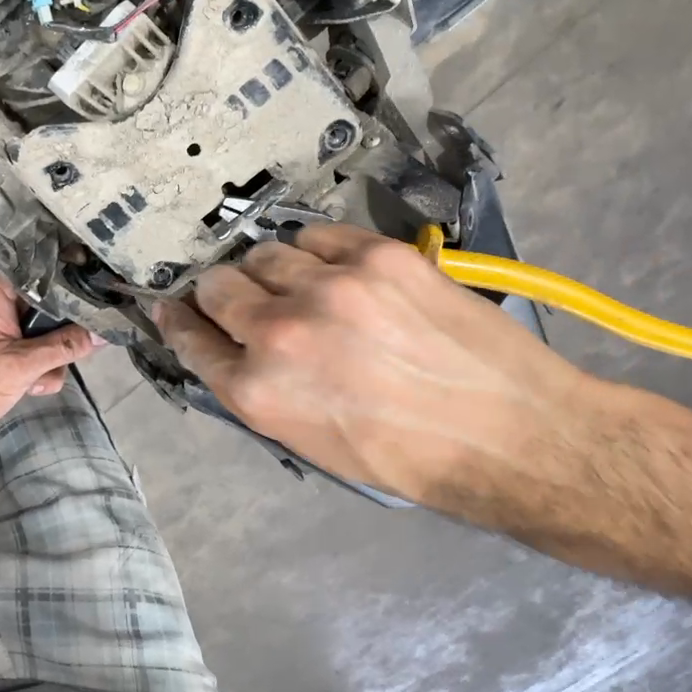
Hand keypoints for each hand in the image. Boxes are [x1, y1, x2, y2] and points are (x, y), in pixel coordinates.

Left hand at [0, 275, 101, 439]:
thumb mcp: (20, 365)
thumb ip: (63, 347)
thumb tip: (102, 333)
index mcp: (1, 291)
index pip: (42, 268)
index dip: (71, 275)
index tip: (100, 284)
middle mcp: (10, 303)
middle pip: (57, 304)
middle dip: (64, 336)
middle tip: (60, 355)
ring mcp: (15, 328)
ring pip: (56, 335)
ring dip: (52, 363)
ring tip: (31, 380)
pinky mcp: (18, 349)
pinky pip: (47, 354)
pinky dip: (42, 373)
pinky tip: (29, 387)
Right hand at [153, 225, 592, 504]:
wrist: (518, 437)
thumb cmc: (406, 457)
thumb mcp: (305, 440)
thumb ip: (250, 386)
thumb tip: (220, 342)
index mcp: (258, 391)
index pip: (188, 337)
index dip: (178, 320)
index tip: (173, 307)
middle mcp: (279, 333)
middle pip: (216, 284)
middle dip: (228, 296)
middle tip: (257, 306)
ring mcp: (329, 287)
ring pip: (264, 254)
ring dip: (275, 273)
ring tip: (309, 291)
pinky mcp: (376, 257)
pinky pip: (316, 234)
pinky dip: (319, 252)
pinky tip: (344, 275)